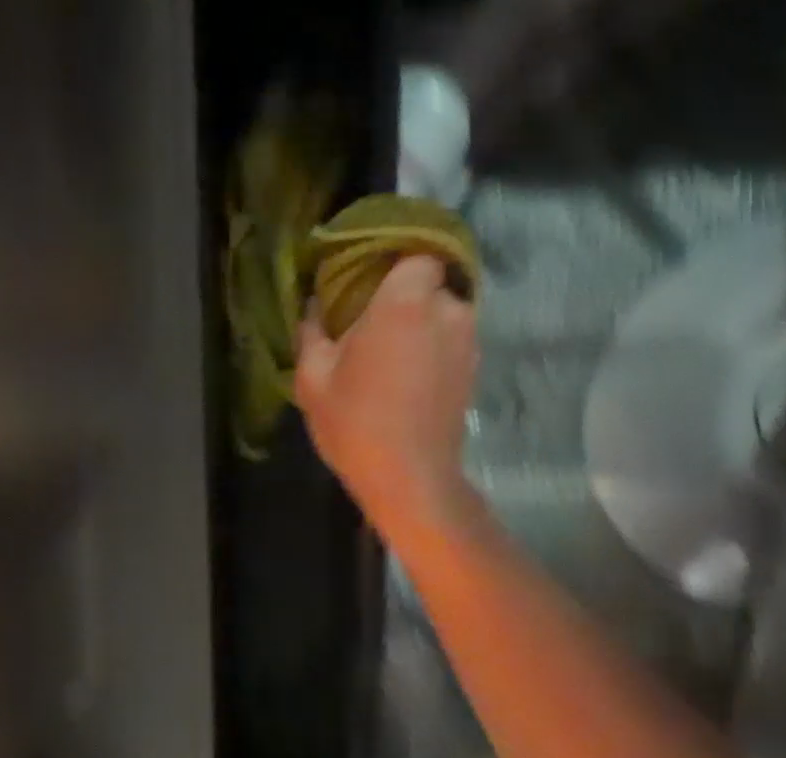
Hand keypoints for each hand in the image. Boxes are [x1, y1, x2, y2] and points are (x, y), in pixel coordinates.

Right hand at [294, 254, 478, 531]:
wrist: (410, 479)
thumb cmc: (356, 423)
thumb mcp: (313, 378)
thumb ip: (312, 330)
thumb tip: (314, 305)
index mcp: (406, 300)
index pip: (418, 250)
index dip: (396, 259)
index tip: (369, 275)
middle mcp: (447, 310)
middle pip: (431, 281)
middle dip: (404, 294)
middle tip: (370, 319)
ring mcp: (468, 341)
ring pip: (443, 312)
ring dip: (419, 324)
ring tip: (386, 354)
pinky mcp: (473, 370)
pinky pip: (450, 341)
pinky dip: (431, 348)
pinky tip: (404, 377)